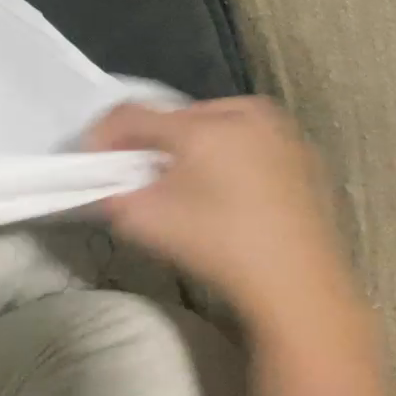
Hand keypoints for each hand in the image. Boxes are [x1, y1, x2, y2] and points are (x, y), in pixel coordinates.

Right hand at [85, 97, 352, 311]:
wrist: (296, 282)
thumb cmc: (213, 244)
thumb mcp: (138, 218)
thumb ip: (107, 189)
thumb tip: (102, 180)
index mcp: (203, 126)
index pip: (130, 113)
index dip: (101, 135)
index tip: (92, 164)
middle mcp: (245, 115)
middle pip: (173, 114)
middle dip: (146, 139)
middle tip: (137, 172)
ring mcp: (281, 131)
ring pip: (210, 122)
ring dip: (183, 143)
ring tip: (177, 177)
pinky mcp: (302, 152)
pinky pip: (243, 137)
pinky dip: (220, 151)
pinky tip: (216, 185)